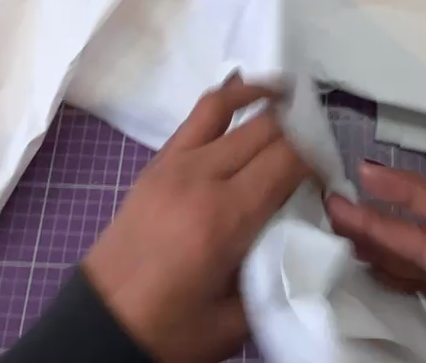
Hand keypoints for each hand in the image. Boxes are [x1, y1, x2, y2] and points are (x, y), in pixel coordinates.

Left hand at [81, 77, 311, 362]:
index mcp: (225, 217)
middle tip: (312, 150)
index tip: (326, 176)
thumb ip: (275, 270)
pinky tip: (245, 98)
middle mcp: (201, 177)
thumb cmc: (171, 331)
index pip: (287, 160)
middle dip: (298, 132)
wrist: (99, 328)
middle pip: (265, 129)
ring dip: (263, 97)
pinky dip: (227, 99)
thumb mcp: (237, 319)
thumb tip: (305, 235)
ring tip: (288, 93)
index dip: (315, 159)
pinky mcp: (157, 162)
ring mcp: (175, 163)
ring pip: (229, 107)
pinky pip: (198, 115)